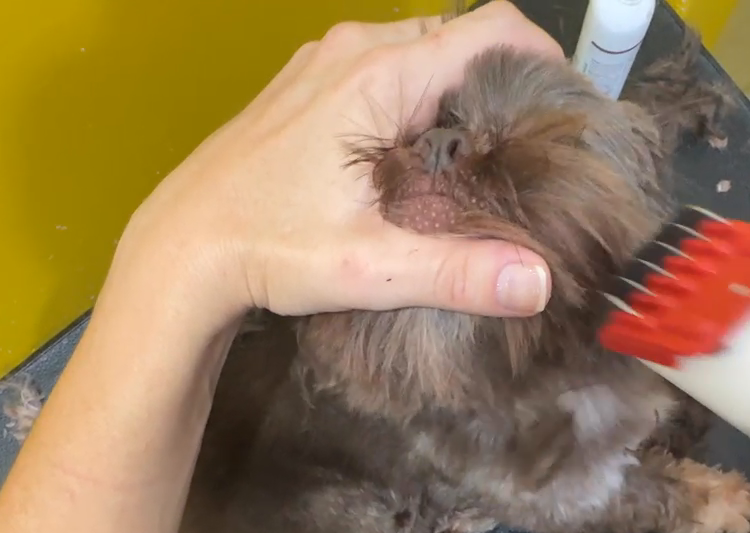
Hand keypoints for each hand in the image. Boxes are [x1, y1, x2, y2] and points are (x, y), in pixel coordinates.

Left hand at [114, 2, 561, 332]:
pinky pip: (382, 76)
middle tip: (528, 153)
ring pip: (419, 58)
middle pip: (458, 42)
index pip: (490, 31)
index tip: (565, 113)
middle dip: (501, 89)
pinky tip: (417, 163)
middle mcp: (353, 53)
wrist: (183, 248)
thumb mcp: (369, 268)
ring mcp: (325, 68)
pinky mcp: (307, 93)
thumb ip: (458, 273)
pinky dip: (416, 106)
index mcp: (378, 76)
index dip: (542, 62)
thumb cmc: (265, 248)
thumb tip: (539, 284)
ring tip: (481, 162)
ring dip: (456, 100)